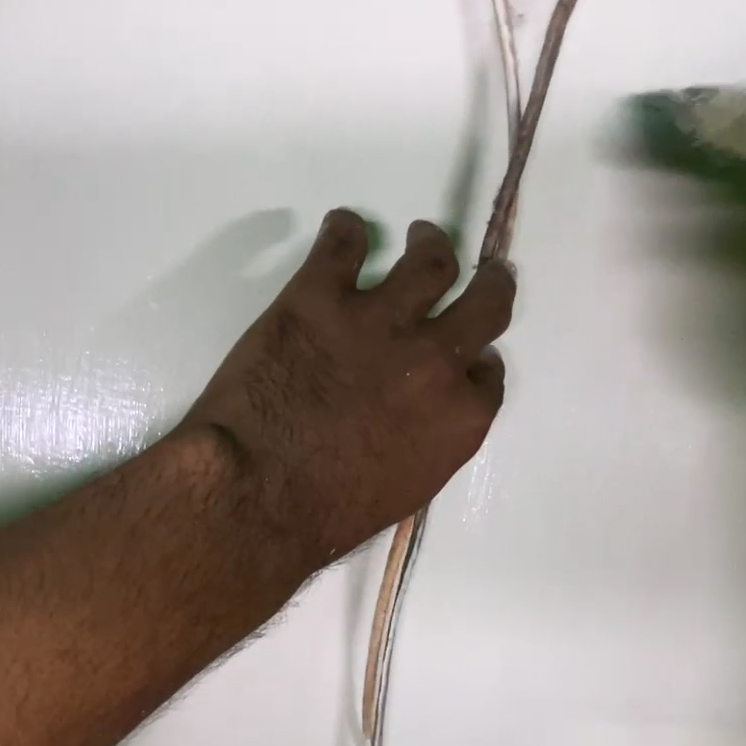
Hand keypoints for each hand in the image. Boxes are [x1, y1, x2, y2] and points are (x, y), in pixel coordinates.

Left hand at [180, 209, 514, 563]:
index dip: (477, 360)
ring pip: (430, 259)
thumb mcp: (400, 490)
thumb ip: (425, 442)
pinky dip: (346, 231)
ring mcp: (380, 320)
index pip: (488, 372)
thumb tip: (420, 415)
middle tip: (482, 271)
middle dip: (489, 283)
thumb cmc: (324, 515)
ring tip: (421, 235)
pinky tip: (344, 230)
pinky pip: (344, 241)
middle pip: (484, 302)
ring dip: (430, 242)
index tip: (467, 356)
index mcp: (461, 417)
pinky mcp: (319, 295)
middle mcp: (436, 359)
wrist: (256, 492)